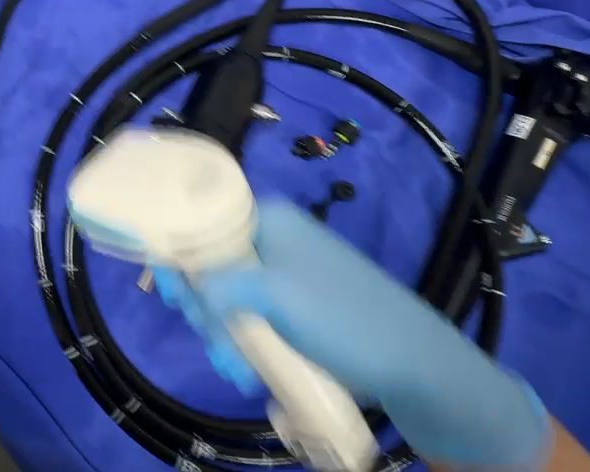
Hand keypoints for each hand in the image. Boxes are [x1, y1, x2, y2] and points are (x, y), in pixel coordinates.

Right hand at [155, 200, 551, 469]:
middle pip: (207, 263)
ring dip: (220, 334)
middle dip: (202, 307)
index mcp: (266, 219)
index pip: (200, 220)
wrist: (417, 368)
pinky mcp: (290, 309)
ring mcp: (280, 275)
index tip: (171, 295)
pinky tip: (246, 370)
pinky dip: (240, 342)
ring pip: (223, 296)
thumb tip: (177, 279)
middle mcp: (269, 239)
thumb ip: (220, 282)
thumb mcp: (276, 295)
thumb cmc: (345, 319)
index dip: (178, 254)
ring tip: (234, 368)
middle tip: (211, 338)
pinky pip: (247, 317)